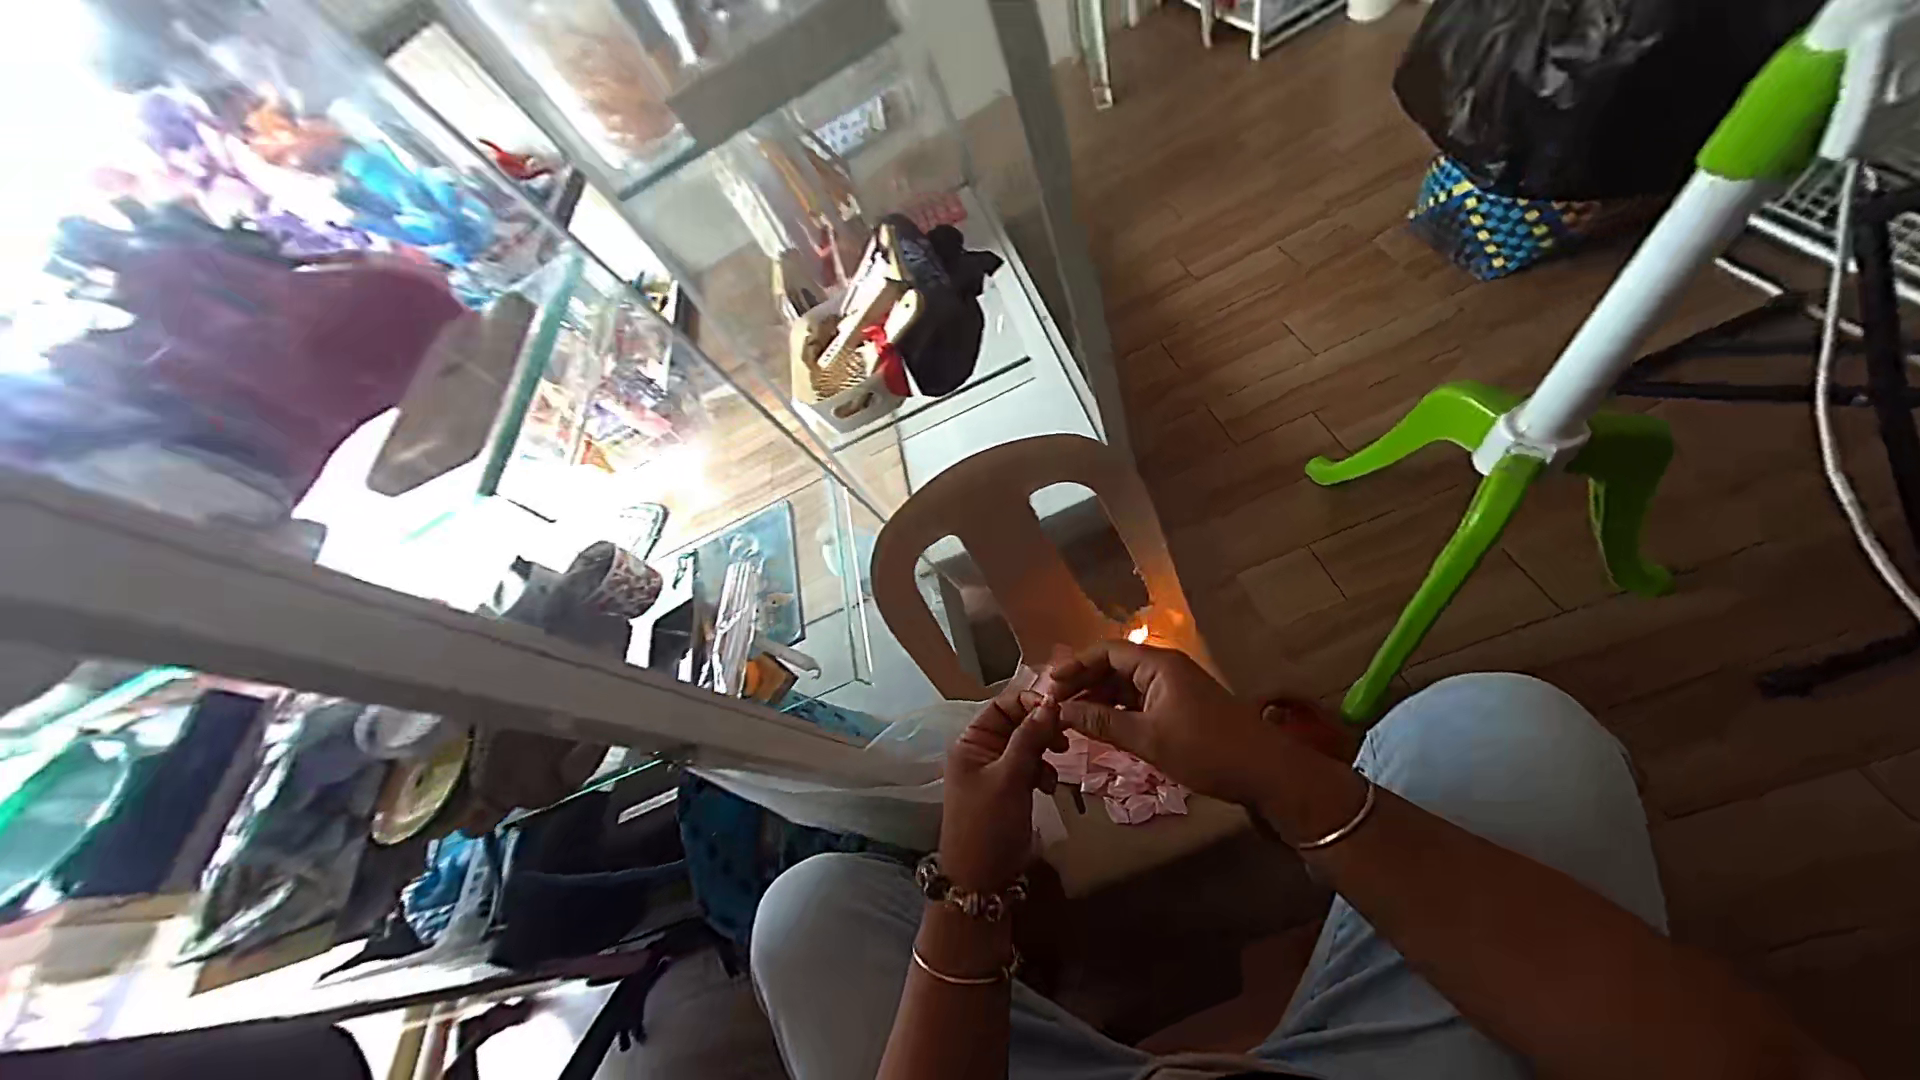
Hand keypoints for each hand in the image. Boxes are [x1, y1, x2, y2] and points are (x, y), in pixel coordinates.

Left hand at [937, 684, 1065, 891]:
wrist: (981, 881)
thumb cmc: (988, 824)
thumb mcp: (1009, 778)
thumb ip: (1029, 738)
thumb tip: (1051, 701)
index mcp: (971, 740)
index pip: (1002, 704)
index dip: (1030, 702)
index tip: (1059, 710)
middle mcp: (982, 749)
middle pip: (1017, 722)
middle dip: (1041, 728)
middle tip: (1065, 739)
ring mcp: (996, 769)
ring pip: (1027, 744)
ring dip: (1045, 750)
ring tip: (1060, 760)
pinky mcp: (1010, 788)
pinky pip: (1031, 766)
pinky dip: (1043, 771)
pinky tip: (1050, 786)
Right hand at [1043, 641, 1288, 804]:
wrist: (1267, 773)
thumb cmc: (1205, 750)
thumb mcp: (1147, 738)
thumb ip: (1101, 721)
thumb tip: (1061, 711)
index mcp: (1157, 664)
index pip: (1106, 651)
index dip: (1075, 666)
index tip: (1050, 686)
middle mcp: (1164, 667)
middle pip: (1113, 665)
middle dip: (1083, 682)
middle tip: (1055, 704)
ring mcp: (1173, 686)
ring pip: (1125, 683)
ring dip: (1098, 697)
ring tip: (1071, 716)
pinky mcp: (1180, 705)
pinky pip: (1139, 699)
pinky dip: (1117, 709)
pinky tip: (1101, 725)